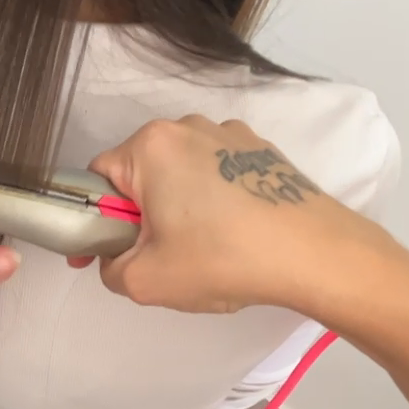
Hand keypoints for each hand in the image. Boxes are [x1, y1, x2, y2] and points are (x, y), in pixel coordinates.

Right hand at [75, 117, 395, 315]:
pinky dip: (209, 204)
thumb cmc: (220, 260)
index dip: (92, 220)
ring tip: (197, 250)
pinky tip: (229, 237)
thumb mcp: (140, 281)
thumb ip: (107, 268)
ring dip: (173, 209)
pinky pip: (215, 176)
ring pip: (178, 176)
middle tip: (153, 257)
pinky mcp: (261, 152)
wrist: (315, 256)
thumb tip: (118, 257)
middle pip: (138, 175)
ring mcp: (230, 135)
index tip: (103, 253)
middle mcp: (188, 126)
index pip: (96, 179)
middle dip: (136, 216)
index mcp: (150, 146)